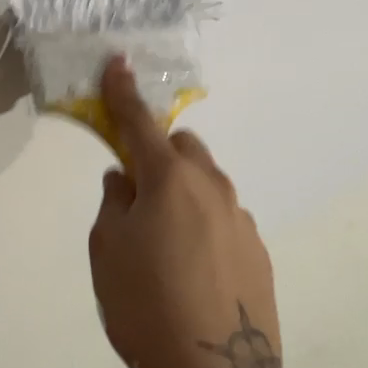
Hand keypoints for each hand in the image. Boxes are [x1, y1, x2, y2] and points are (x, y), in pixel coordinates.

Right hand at [88, 56, 281, 367]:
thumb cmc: (146, 304)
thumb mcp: (107, 251)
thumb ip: (114, 204)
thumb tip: (125, 182)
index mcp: (168, 179)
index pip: (139, 121)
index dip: (123, 91)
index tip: (118, 63)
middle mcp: (211, 188)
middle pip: (184, 147)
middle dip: (159, 151)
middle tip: (137, 185)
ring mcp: (241, 220)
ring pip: (207, 184)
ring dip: (184, 192)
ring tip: (165, 240)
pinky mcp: (259, 253)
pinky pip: (224, 219)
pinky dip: (205, 224)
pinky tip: (194, 266)